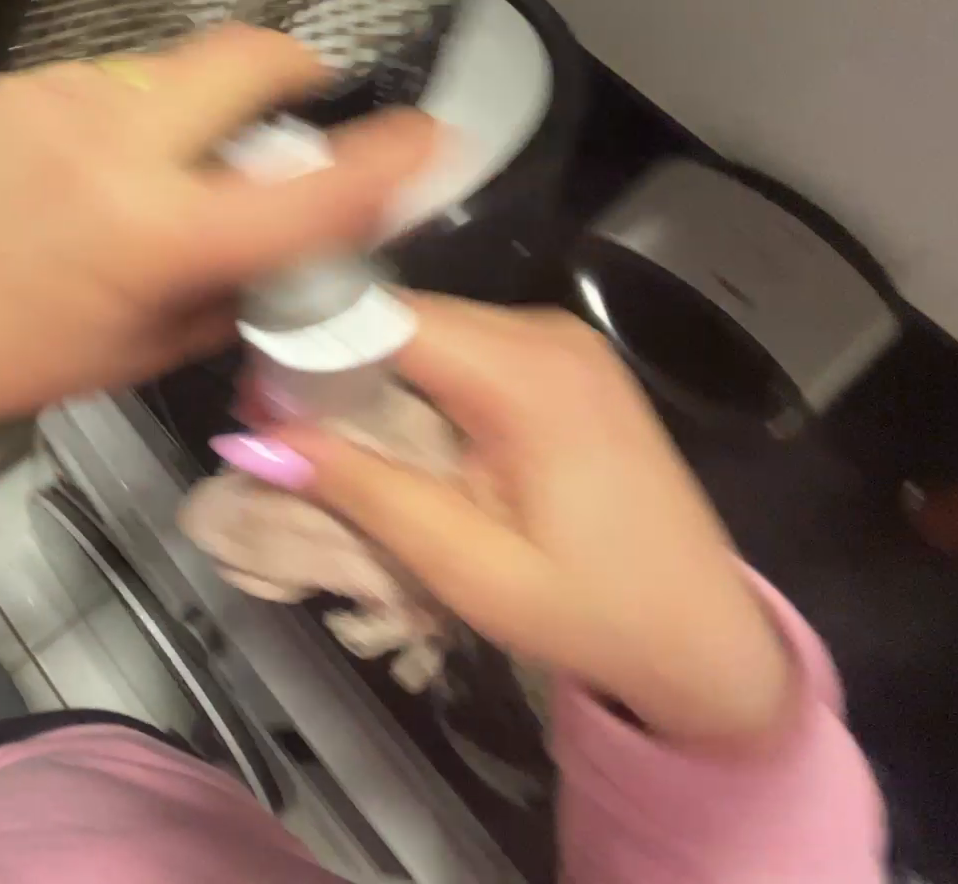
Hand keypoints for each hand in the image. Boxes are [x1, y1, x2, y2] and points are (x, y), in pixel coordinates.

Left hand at [0, 26, 437, 433]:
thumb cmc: (42, 357)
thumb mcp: (159, 342)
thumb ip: (244, 279)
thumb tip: (305, 228)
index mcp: (158, 238)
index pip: (312, 191)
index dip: (390, 160)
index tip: (428, 138)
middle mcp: (114, 152)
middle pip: (243, 56)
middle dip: (290, 68)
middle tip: (298, 95)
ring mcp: (58, 103)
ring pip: (171, 66)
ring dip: (194, 102)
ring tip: (166, 157)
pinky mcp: (17, 87)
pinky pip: (107, 80)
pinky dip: (127, 112)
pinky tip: (95, 162)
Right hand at [271, 298, 794, 750]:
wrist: (706, 641)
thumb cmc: (588, 612)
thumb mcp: (461, 563)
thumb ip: (358, 488)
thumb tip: (251, 440)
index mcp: (530, 377)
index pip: (386, 318)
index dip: (307, 344)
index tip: (255, 398)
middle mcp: (544, 335)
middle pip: (400, 316)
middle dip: (325, 360)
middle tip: (270, 420)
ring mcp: (555, 343)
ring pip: (419, 327)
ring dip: (357, 370)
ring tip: (312, 427)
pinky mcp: (554, 362)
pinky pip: (450, 346)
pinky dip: (399, 376)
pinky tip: (377, 423)